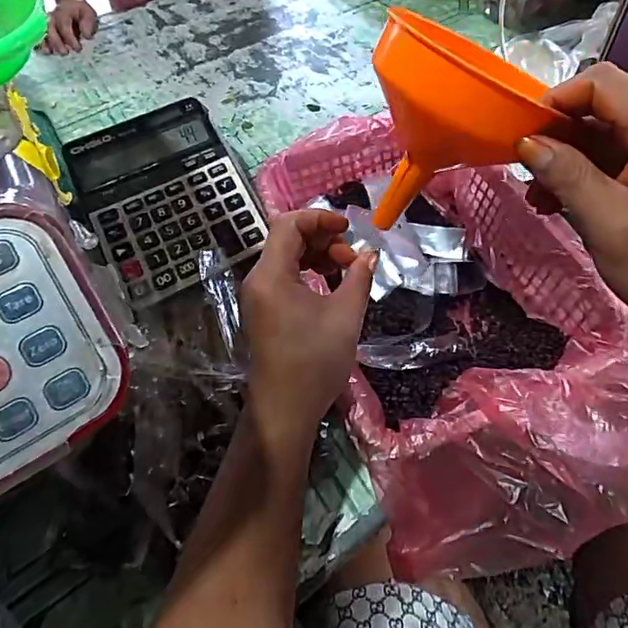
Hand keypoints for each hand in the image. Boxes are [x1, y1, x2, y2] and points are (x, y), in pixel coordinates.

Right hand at [44, 0, 97, 54]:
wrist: (70, 4)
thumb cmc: (80, 12)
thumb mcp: (89, 14)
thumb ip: (88, 24)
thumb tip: (87, 36)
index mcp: (63, 14)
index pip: (64, 27)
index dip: (70, 39)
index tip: (78, 48)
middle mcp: (52, 18)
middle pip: (51, 30)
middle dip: (57, 43)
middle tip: (64, 53)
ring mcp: (45, 23)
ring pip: (43, 34)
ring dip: (47, 44)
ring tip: (51, 53)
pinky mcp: (43, 29)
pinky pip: (39, 36)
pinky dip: (40, 44)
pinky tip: (45, 52)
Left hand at [240, 211, 375, 453]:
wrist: (285, 409)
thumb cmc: (315, 361)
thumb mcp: (345, 316)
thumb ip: (358, 278)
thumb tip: (370, 255)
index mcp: (271, 275)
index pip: (289, 224)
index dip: (320, 218)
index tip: (348, 230)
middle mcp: (258, 279)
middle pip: (286, 238)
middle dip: (322, 239)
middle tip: (351, 259)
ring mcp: (257, 296)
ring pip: (286, 257)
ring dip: (317, 256)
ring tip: (345, 273)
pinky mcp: (263, 310)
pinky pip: (284, 277)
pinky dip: (307, 273)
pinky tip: (330, 287)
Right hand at [515, 63, 627, 331]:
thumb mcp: (612, 224)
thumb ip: (568, 177)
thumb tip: (529, 144)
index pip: (601, 83)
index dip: (556, 102)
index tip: (525, 136)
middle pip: (603, 107)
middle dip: (559, 136)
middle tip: (530, 173)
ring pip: (607, 135)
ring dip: (570, 160)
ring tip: (544, 197)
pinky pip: (620, 159)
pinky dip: (590, 175)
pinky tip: (569, 203)